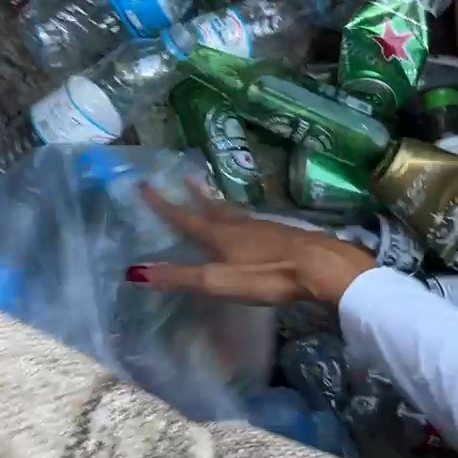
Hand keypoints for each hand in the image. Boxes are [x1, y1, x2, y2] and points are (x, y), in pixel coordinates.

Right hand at [126, 182, 377, 306]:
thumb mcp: (219, 281)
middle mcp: (240, 225)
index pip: (184, 217)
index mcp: (220, 235)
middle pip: (212, 206)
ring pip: (233, 211)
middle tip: (183, 176)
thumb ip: (181, 277)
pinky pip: (253, 220)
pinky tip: (250, 223)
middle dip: (194, 194)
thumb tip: (135, 271)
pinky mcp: (284, 234)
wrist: (322, 265)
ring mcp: (264, 227)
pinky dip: (241, 216)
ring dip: (217, 202)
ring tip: (210, 196)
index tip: (144, 185)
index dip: (163, 204)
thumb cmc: (269, 274)